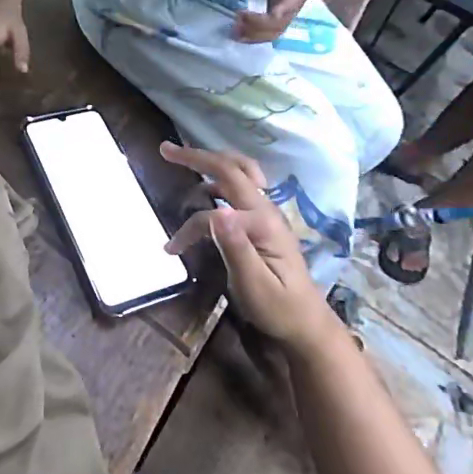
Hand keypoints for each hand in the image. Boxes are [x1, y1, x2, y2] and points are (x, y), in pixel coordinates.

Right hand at [160, 142, 340, 349]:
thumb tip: (216, 213)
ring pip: (239, 171)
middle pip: (231, 169)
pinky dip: (221, 177)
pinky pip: (241, 186)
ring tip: (183, 159)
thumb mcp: (253, 285)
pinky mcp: (265, 220)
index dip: (188, 229)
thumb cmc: (278, 308)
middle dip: (197, 156)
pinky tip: (208, 190)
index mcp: (262, 224)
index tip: (170, 250)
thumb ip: (235, 247)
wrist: (306, 323)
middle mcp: (266, 209)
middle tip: (166, 149)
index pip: (213, 214)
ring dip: (210, 162)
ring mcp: (268, 212)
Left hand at [235, 0, 324, 42]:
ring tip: (233, 34)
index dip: (260, 20)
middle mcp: (292, 8)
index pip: (278, 15)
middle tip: (233, 26)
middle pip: (275, 29)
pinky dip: (256, 36)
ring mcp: (288, 14)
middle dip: (254, 31)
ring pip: (273, 34)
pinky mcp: (281, 16)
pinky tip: (240, 35)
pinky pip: (271, 32)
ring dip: (254, 37)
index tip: (241, 13)